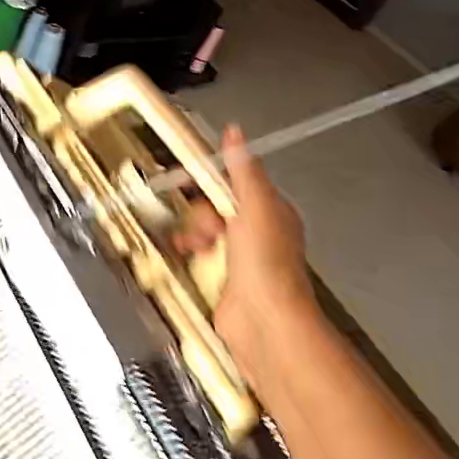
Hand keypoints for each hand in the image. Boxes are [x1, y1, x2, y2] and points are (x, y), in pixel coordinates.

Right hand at [173, 124, 315, 376]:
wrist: (264, 324)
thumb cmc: (268, 267)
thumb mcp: (255, 205)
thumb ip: (243, 169)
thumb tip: (235, 134)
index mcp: (271, 210)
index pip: (237, 181)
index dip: (211, 177)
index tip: (187, 176)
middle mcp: (259, 233)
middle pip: (217, 207)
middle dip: (201, 211)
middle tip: (202, 224)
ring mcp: (242, 259)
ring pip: (208, 232)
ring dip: (195, 233)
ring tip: (193, 243)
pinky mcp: (225, 282)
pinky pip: (202, 258)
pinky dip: (193, 255)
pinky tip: (190, 258)